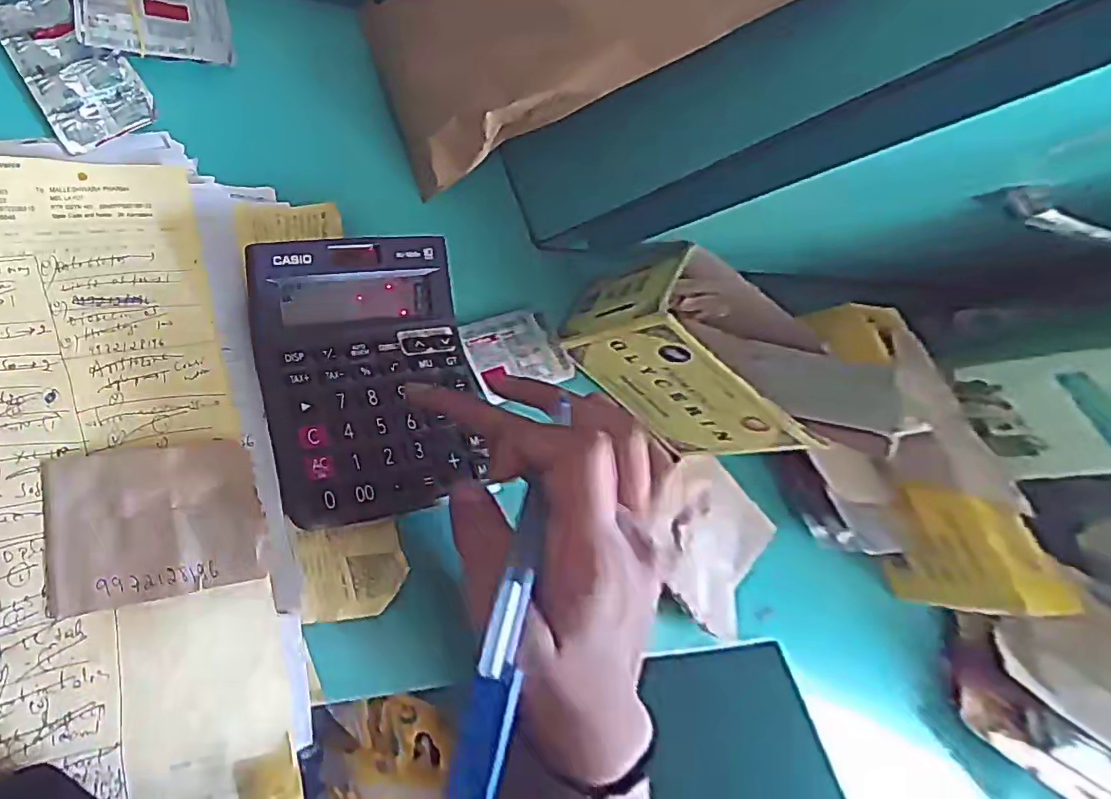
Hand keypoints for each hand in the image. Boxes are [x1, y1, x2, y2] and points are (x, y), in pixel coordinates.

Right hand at [406, 378, 662, 788]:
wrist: (599, 718)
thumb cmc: (548, 678)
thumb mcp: (503, 626)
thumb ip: (484, 551)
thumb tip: (465, 485)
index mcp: (598, 551)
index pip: (576, 453)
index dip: (519, 434)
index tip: (481, 461)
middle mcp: (632, 530)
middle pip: (603, 429)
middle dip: (539, 398)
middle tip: (485, 391)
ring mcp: (645, 527)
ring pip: (628, 434)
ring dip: (570, 403)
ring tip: (517, 395)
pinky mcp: (641, 530)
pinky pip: (640, 457)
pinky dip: (601, 429)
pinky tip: (566, 428)